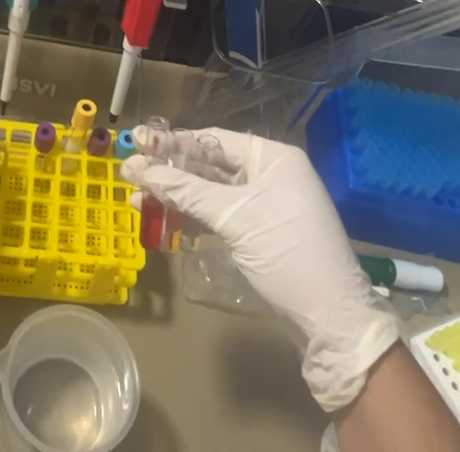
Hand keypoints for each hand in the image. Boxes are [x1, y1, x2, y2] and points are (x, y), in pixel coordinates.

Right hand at [123, 127, 398, 411]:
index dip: (174, 141)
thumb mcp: (234, 218)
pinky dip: (191, 214)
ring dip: (175, 194)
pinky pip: (217, 213)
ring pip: (210, 191)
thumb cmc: (287, 254)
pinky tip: (161, 216)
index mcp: (272, 157)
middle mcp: (269, 174)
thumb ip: (184, 190)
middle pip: (210, 164)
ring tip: (135, 196)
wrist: (330, 320)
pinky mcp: (257, 232)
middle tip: (130, 169)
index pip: (214, 140)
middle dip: (170, 168)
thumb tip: (136, 168)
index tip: (137, 141)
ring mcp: (264, 204)